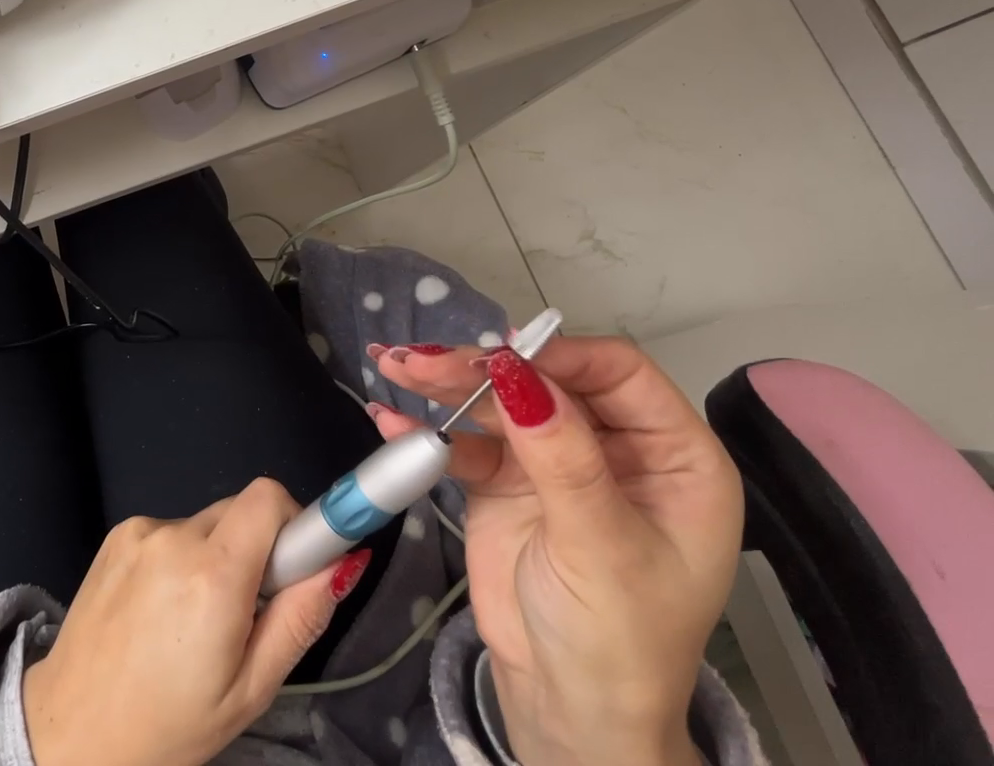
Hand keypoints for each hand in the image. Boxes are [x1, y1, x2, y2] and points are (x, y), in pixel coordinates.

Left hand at [23, 479, 370, 765]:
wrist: (72, 729)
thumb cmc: (170, 723)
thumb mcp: (252, 687)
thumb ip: (300, 617)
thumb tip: (344, 559)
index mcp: (210, 573)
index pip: (268, 498)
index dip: (296, 525)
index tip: (298, 570)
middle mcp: (170, 536)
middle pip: (238, 511)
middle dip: (257, 551)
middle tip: (245, 614)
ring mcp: (135, 533)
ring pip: (203, 524)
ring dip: (215, 557)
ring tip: (194, 623)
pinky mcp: (112, 538)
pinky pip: (168, 533)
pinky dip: (179, 560)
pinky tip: (161, 612)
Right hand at [370, 336, 741, 765]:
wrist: (565, 706)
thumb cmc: (616, 637)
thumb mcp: (600, 546)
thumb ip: (561, 456)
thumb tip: (515, 374)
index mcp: (672, 458)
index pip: (618, 376)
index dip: (557, 357)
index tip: (494, 355)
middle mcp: (611, 449)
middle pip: (542, 383)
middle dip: (479, 369)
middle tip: (418, 363)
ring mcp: (550, 464)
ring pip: (495, 405)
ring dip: (441, 387)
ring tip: (391, 367)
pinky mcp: (501, 485)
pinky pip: (462, 444)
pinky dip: (424, 431)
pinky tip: (388, 419)